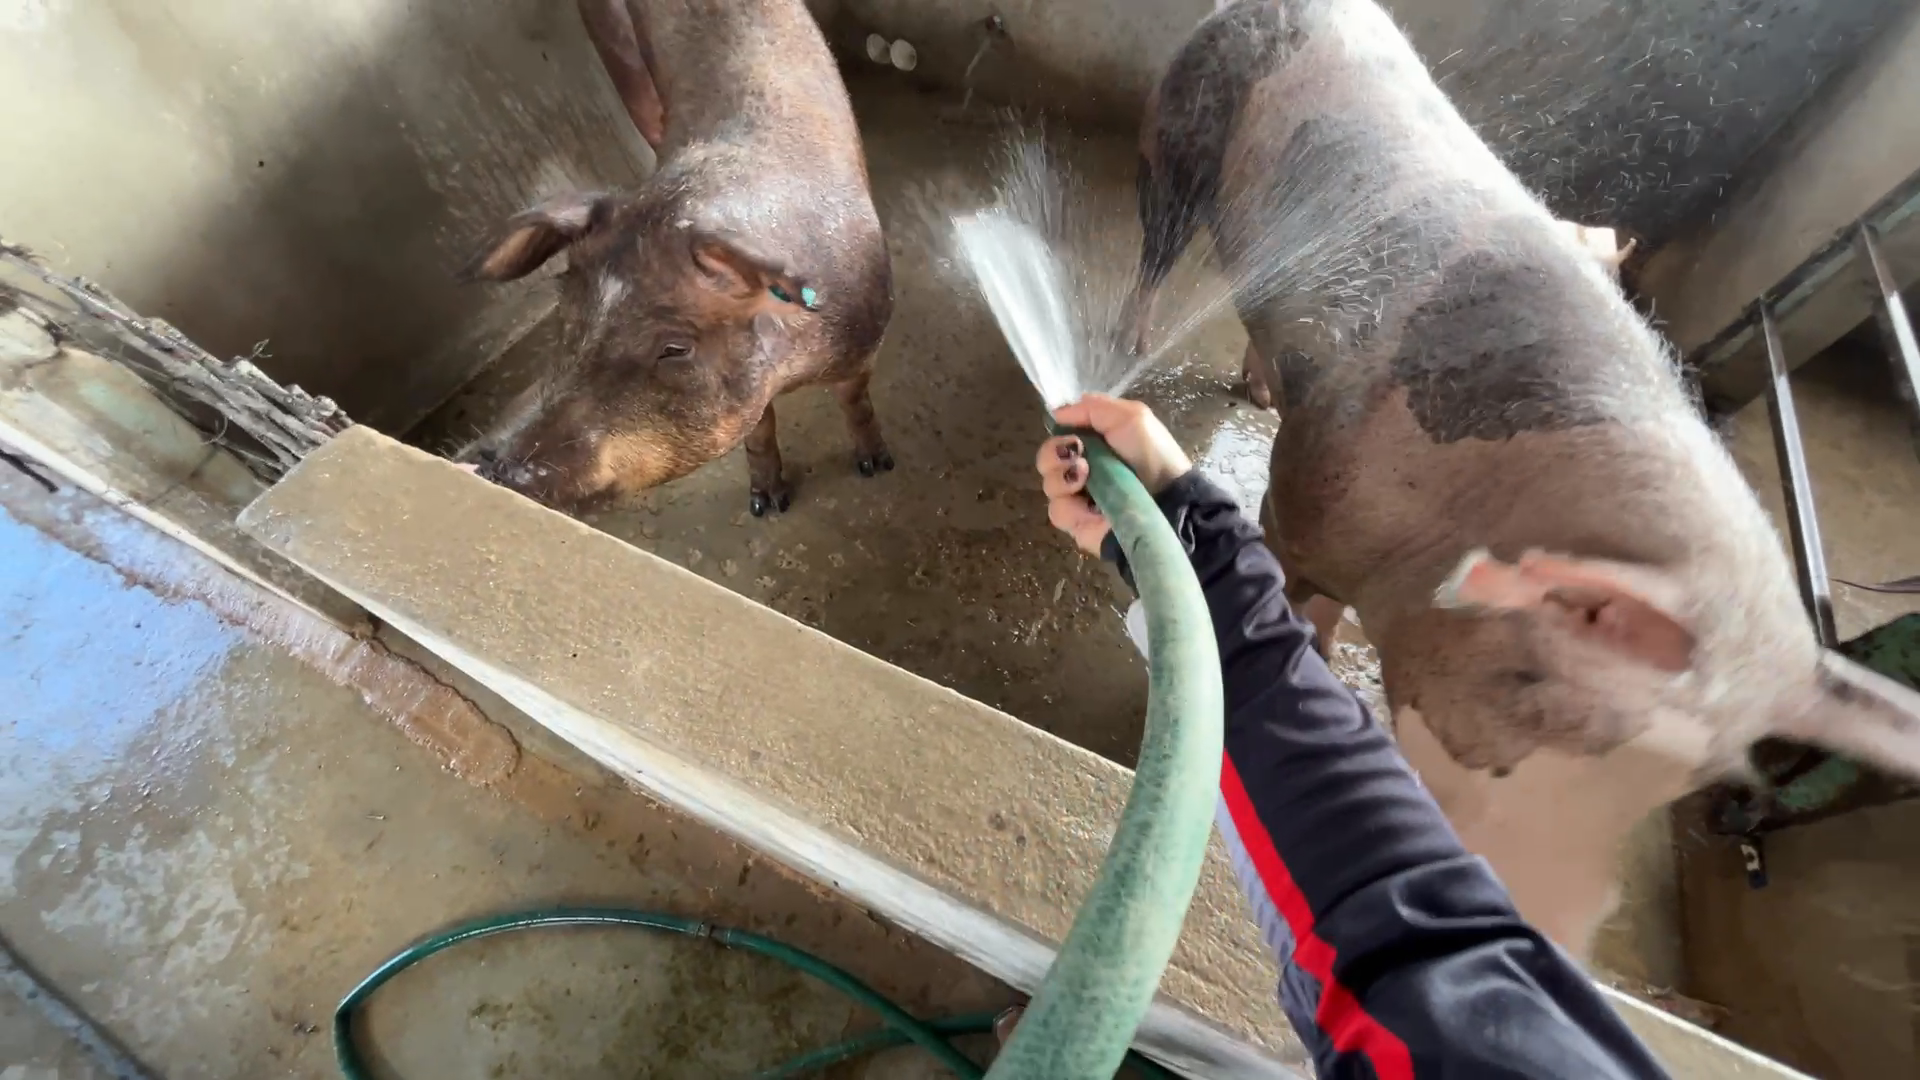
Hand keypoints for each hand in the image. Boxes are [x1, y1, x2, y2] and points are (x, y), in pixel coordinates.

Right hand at [1034, 394, 1191, 555]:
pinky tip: (1089, 504)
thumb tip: (1057, 413)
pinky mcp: (1076, 523)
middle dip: (1055, 452)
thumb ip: (1094, 408)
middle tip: (1079, 455)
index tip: (1071, 432)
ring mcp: (1078, 498)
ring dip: (1063, 476)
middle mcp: (1082, 469)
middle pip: (1046, 458)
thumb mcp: (1131, 417)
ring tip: (1086, 477)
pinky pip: (1057, 510)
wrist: (1166, 500)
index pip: (1059, 434)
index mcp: (1094, 443)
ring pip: (1048, 484)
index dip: (1059, 432)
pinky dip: (1071, 505)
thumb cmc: (1153, 455)